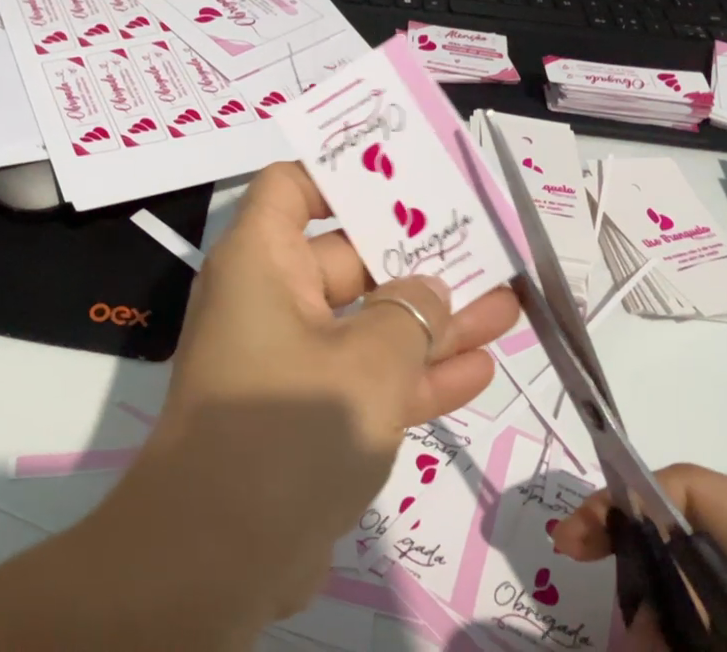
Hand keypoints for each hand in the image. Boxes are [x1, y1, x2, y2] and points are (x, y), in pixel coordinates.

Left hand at [87, 162, 521, 628]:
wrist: (220, 552)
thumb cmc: (290, 425)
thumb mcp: (369, 361)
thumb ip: (412, 316)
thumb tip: (429, 292)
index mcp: (262, 261)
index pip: (293, 187)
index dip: (344, 174)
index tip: (407, 175)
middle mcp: (268, 300)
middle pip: (345, 255)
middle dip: (415, 256)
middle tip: (484, 243)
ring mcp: (286, 361)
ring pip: (365, 323)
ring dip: (431, 320)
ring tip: (507, 304)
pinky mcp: (303, 416)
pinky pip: (363, 378)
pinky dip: (414, 375)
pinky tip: (481, 369)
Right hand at [549, 464, 726, 651]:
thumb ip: (716, 633)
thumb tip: (636, 632)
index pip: (694, 488)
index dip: (620, 504)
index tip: (571, 545)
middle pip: (702, 529)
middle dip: (645, 566)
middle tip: (617, 620)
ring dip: (682, 604)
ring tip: (654, 638)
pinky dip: (721, 618)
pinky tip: (702, 640)